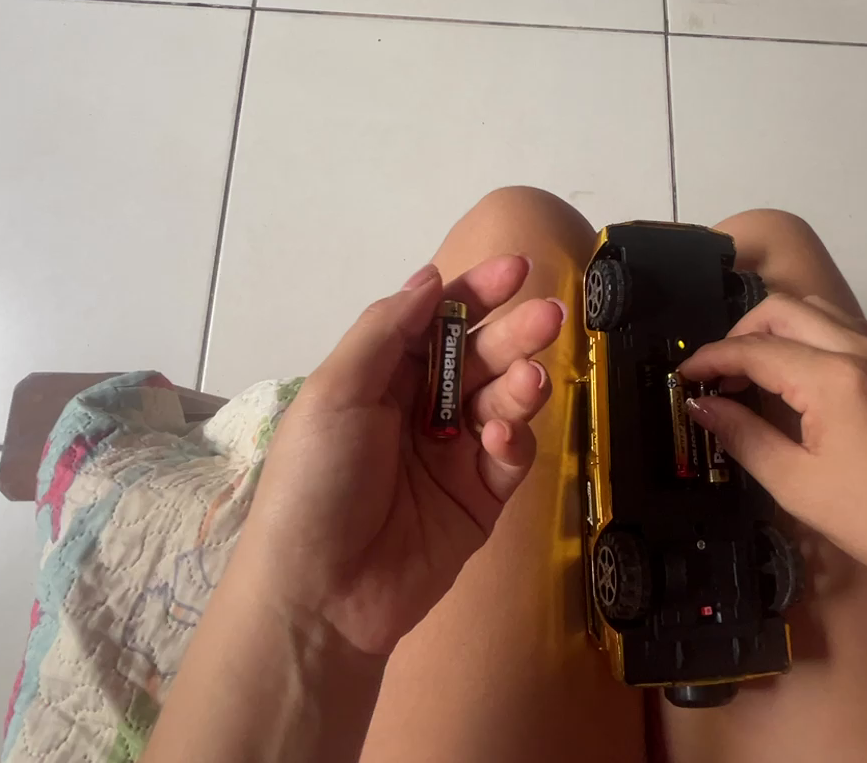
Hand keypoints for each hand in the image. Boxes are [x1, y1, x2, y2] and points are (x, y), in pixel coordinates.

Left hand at [234, 256, 564, 656]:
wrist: (320, 597)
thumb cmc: (317, 480)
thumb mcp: (335, 393)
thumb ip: (386, 330)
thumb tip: (431, 274)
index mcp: (386, 375)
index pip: (441, 320)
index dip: (478, 291)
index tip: (519, 269)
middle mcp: (425, 406)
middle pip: (481, 355)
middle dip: (515, 331)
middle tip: (550, 316)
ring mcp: (456, 451)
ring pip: (503, 400)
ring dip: (521, 383)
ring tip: (530, 377)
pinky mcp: (482, 496)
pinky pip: (510, 456)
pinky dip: (512, 442)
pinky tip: (498, 441)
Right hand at [680, 294, 866, 604]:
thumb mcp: (799, 487)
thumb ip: (744, 436)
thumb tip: (701, 407)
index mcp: (831, 378)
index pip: (754, 349)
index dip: (711, 360)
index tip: (683, 378)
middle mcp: (858, 350)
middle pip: (783, 309)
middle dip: (740, 332)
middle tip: (718, 374)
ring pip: (816, 309)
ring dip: (775, 327)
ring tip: (752, 369)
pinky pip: (842, 327)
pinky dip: (807, 334)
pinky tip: (796, 373)